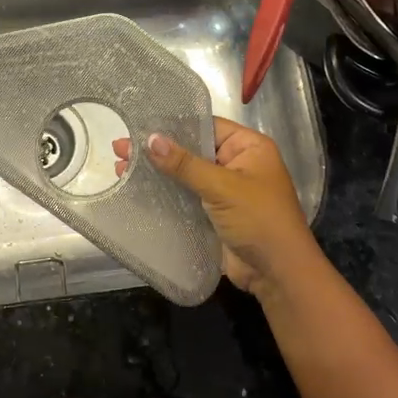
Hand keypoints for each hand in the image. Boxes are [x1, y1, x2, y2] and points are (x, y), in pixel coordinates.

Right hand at [116, 118, 326, 297]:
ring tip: (120, 167)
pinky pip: (186, 197)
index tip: (138, 124)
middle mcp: (237, 163)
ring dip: (157, 172)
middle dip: (158, 150)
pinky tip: (137, 190)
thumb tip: (150, 139)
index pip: (206, 126)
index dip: (173, 125)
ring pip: (186, 175)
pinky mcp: (214, 214)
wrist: (277, 273)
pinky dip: (164, 193)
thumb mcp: (222, 187)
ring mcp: (225, 190)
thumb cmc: (258, 220)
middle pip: (192, 150)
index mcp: (248, 147)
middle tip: (120, 147)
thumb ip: (185, 164)